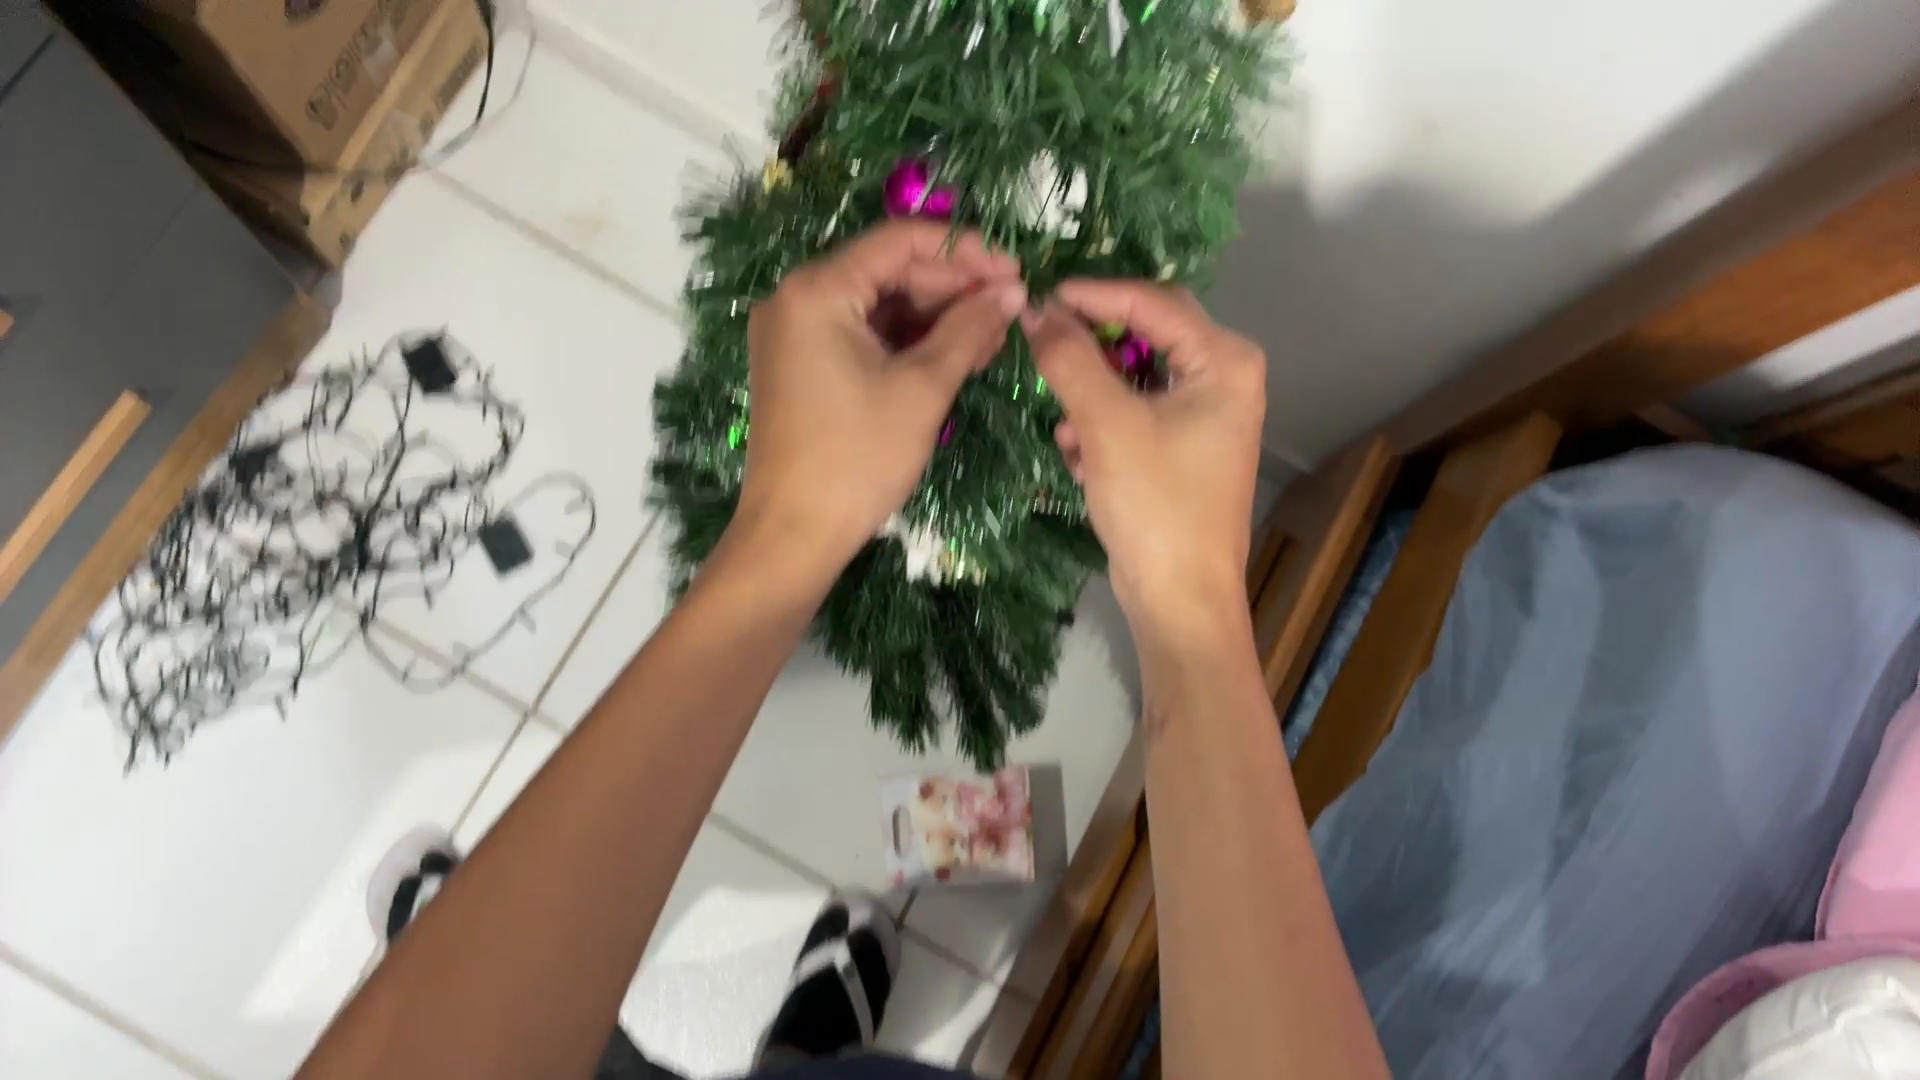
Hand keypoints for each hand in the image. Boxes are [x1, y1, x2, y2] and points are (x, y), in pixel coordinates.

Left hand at [732, 221, 1026, 569]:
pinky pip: (863, 338)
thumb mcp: (922, 390)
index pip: (900, 241)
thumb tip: (1014, 291)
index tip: (1015, 271)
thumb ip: (970, 329)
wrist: (794, 534)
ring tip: (994, 337)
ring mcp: (796, 335)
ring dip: (936, 319)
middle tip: (1011, 310)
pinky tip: (956, 355)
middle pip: (889, 272)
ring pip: (879, 307)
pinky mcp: (803, 367)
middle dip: (953, 289)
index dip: (964, 250)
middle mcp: (797, 299)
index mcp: (817, 290)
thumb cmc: (858, 459)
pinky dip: (907, 344)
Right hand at [1023, 282, 1265, 636]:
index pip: (1152, 301)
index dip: (1092, 294)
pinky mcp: (1184, 449)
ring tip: (1066, 431)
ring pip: (1134, 380)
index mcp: (1224, 361)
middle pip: (1144, 336)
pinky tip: (1081, 459)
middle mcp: (1224, 380)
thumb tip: (1035, 309)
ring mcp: (1205, 417)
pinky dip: (1103, 429)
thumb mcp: (1106, 425)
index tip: (1039, 296)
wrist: (1180, 597)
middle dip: (1090, 351)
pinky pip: (1136, 415)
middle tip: (1043, 352)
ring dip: (1092, 398)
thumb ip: (1069, 360)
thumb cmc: (1155, 504)